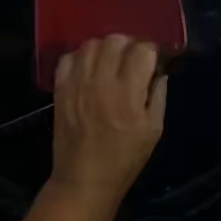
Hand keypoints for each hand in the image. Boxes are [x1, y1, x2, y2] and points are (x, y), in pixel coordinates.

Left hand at [49, 35, 167, 210]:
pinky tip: (89, 70)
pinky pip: (69, 58)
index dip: (151, 52)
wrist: (84, 180)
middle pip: (116, 40)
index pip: (142, 50)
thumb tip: (160, 72)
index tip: (153, 62)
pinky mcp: (61, 89)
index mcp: (129, 93)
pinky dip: (81, 57)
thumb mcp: (154, 130)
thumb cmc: (125, 158)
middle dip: (129, 45)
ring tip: (111, 63)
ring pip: (91, 44)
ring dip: (105, 48)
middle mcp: (102, 82)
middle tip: (133, 60)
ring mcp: (77, 84)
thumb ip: (158, 96)